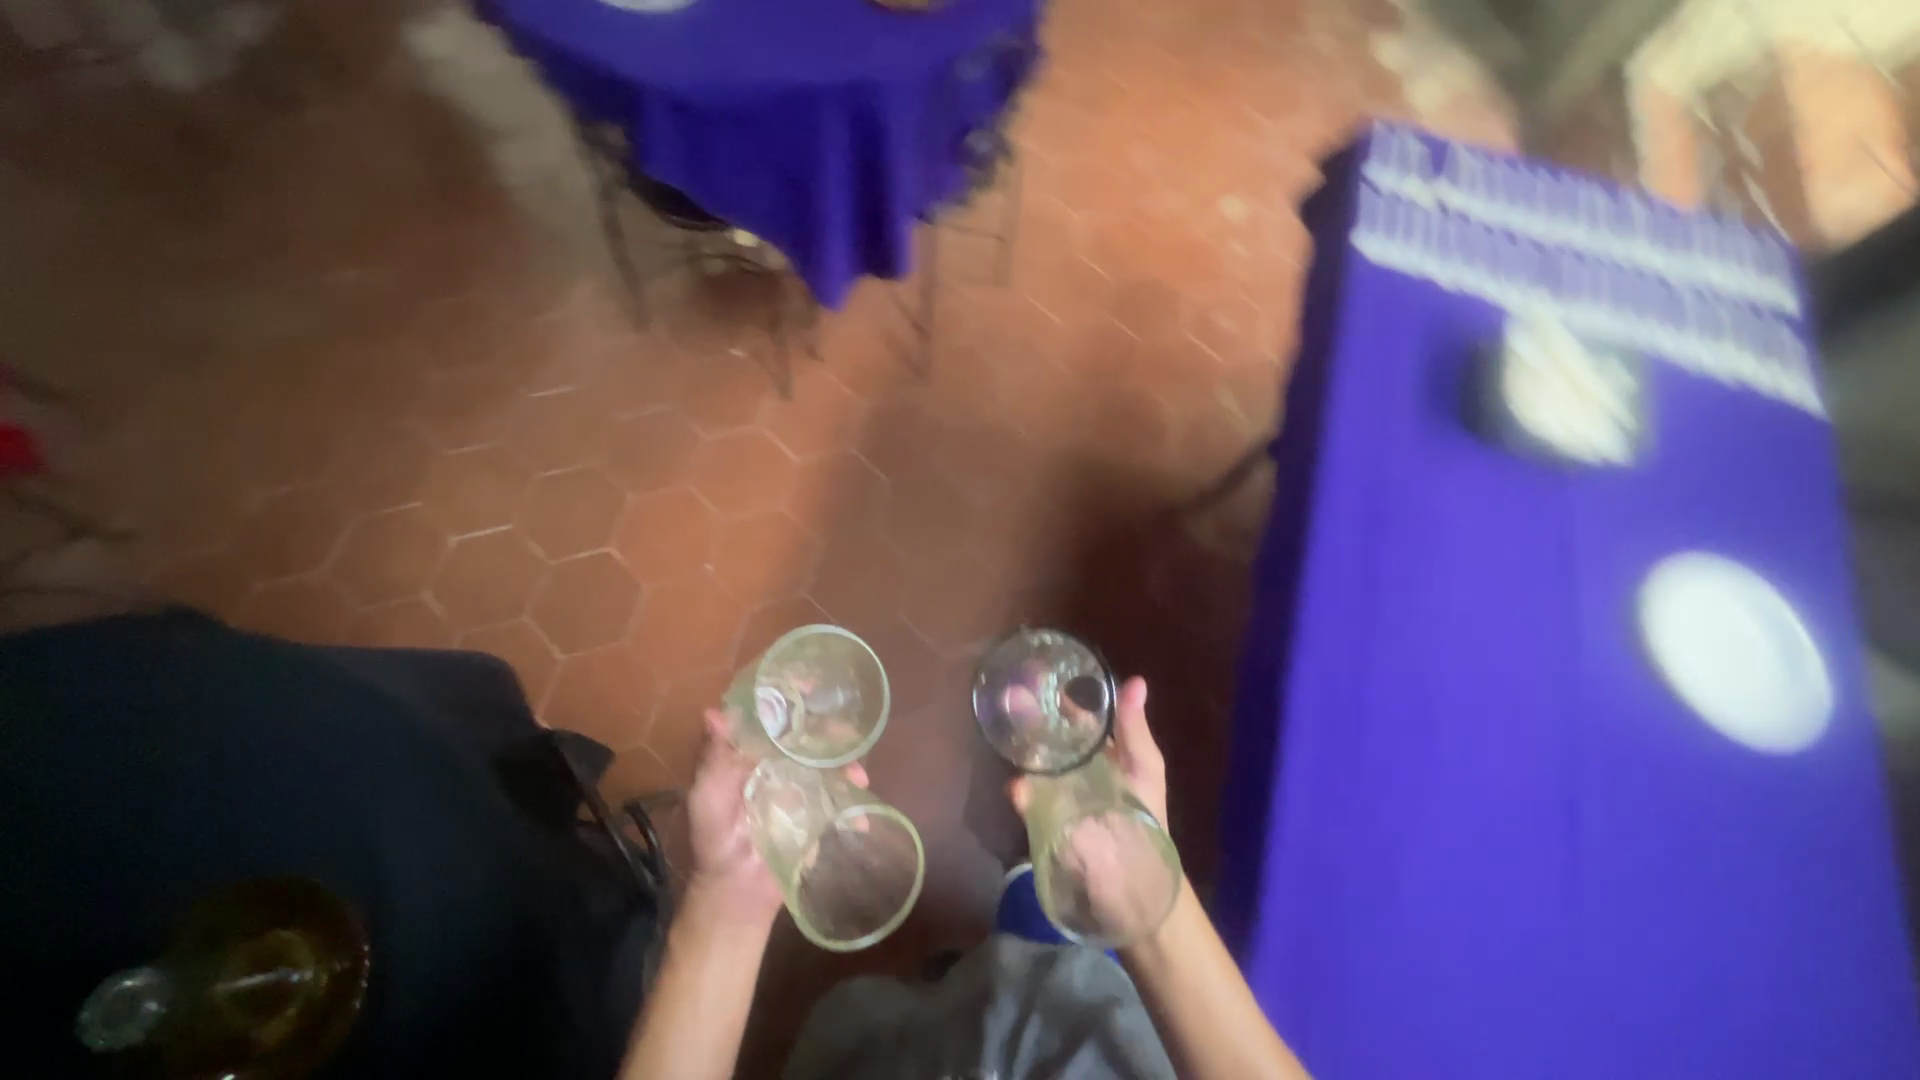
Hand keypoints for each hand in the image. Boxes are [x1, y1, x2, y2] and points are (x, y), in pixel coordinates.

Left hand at [684, 709, 867, 927]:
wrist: (736, 891)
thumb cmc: (715, 839)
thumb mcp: (708, 796)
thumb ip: (715, 757)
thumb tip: (713, 712)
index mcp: (751, 755)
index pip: (773, 717)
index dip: (791, 698)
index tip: (810, 686)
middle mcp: (778, 766)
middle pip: (809, 737)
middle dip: (831, 731)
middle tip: (847, 734)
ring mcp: (800, 790)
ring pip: (830, 765)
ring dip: (848, 766)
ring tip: (859, 776)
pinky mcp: (816, 816)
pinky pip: (839, 802)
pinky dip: (852, 806)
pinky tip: (858, 816)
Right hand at [1006, 677, 1176, 942]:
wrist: (1136, 882)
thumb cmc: (1147, 819)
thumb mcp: (1146, 768)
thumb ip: (1135, 729)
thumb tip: (1135, 681)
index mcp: (1101, 753)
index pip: (1077, 718)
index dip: (1062, 697)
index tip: (1043, 673)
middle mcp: (1075, 768)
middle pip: (1049, 736)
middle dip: (1032, 716)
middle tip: (1013, 693)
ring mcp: (1057, 793)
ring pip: (1033, 763)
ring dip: (1021, 748)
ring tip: (1007, 725)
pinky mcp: (1043, 819)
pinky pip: (1027, 801)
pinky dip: (1021, 792)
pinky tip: (1019, 786)